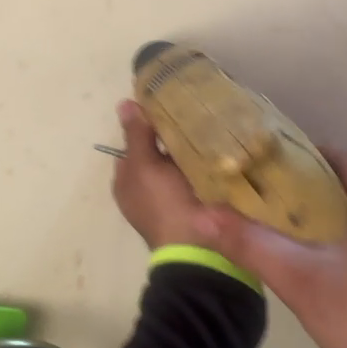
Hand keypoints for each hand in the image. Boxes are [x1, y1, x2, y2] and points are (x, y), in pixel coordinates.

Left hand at [110, 100, 207, 248]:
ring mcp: (176, 197)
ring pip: (184, 161)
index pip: (133, 146)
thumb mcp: (143, 165)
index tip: (165, 104)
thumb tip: (123, 103)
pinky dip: (211, 159)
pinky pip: (205, 172)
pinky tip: (223, 140)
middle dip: (174, 135)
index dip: (145, 126)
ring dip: (196, 146)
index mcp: (128, 183)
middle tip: (193, 109)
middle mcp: (149, 191)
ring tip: (212, 118)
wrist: (200, 244)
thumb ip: (135, 135)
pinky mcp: (202, 200)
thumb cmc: (163, 203)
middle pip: (160, 154)